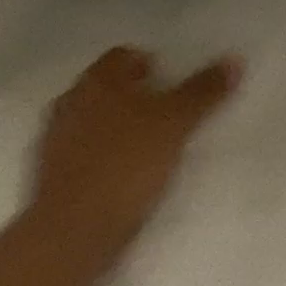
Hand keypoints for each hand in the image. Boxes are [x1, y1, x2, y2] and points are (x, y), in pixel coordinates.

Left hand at [24, 45, 240, 260]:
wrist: (74, 230)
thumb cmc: (128, 164)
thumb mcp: (176, 124)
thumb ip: (203, 91)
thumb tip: (234, 59)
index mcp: (98, 80)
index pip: (125, 55)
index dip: (152, 64)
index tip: (175, 85)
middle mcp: (70, 100)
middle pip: (108, 86)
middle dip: (135, 95)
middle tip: (168, 114)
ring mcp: (55, 138)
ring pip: (94, 119)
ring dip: (118, 126)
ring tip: (149, 147)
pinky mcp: (51, 173)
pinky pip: (84, 151)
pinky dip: (104, 155)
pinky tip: (124, 175)